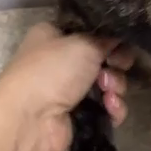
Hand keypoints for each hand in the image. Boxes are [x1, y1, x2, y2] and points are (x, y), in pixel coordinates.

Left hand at [0, 22, 131, 150]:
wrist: (30, 119)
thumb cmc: (51, 71)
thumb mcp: (82, 43)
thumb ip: (105, 38)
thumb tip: (117, 39)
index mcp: (55, 37)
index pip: (90, 32)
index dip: (109, 37)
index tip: (120, 43)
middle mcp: (62, 62)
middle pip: (104, 59)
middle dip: (115, 64)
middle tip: (115, 66)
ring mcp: (70, 91)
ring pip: (108, 85)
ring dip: (116, 87)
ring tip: (108, 92)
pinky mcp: (79, 116)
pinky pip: (107, 109)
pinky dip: (113, 108)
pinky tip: (110, 108)